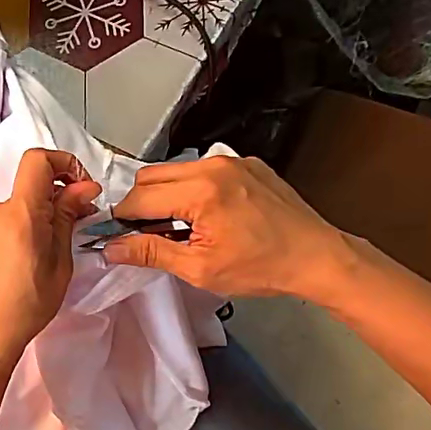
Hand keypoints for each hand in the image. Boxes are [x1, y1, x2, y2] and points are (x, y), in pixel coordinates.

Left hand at [0, 149, 101, 362]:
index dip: (65, 164)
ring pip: (22, 202)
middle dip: (60, 193)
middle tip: (81, 219)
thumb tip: (84, 188)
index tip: (83, 187)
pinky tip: (37, 253)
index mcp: (19, 213)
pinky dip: (28, 223)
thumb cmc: (26, 304)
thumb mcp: (59, 261)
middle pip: (32, 182)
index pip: (38, 160)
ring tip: (58, 244)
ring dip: (44, 211)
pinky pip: (9, 218)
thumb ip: (68, 217)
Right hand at [102, 154, 358, 302]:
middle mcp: (212, 167)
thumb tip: (112, 248)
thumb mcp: (199, 268)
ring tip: (179, 226)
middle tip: (148, 235)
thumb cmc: (263, 268)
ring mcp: (231, 161)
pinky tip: (205, 215)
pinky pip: (201, 169)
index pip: (138, 198)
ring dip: (164, 196)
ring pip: (173, 171)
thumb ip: (149, 252)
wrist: (318, 258)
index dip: (121, 220)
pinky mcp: (246, 163)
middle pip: (149, 177)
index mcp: (200, 192)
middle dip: (140, 206)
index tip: (118, 237)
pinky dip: (191, 188)